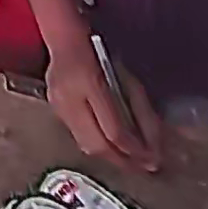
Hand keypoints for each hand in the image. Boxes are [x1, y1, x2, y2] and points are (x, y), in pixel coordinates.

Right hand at [45, 41, 162, 171]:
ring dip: (108, 156)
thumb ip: (142, 113)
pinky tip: (106, 142)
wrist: (66, 40)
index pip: (114, 130)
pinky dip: (94, 143)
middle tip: (141, 168)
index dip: (135, 150)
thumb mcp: (128, 80)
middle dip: (122, 161)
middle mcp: (69, 97)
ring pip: (85, 145)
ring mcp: (58, 104)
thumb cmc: (101, 55)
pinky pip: (77, 135)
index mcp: (91, 84)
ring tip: (126, 160)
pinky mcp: (53, 108)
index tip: (152, 161)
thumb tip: (153, 149)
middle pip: (96, 145)